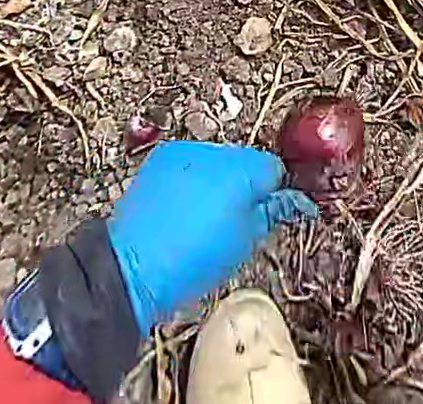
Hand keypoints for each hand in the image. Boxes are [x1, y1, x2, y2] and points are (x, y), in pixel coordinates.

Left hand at [107, 141, 316, 333]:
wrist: (128, 270)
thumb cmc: (188, 263)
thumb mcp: (244, 243)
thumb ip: (273, 212)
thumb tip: (294, 200)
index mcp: (243, 172)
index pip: (275, 167)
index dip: (272, 192)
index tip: (266, 209)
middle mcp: (218, 153)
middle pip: (248, 161)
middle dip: (244, 184)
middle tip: (232, 218)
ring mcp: (189, 152)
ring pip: (220, 160)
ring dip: (219, 179)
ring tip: (203, 214)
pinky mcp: (165, 156)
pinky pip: (192, 161)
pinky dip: (194, 177)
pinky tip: (185, 204)